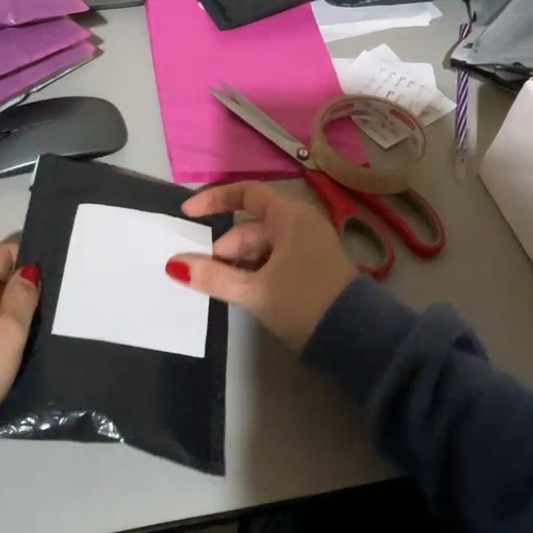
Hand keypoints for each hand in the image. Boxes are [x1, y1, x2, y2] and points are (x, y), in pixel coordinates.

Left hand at [0, 240, 40, 472]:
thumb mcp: (7, 334)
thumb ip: (23, 298)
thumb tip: (28, 273)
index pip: (4, 251)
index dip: (34, 258)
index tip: (63, 273)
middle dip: (22, 289)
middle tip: (60, 305)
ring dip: (8, 316)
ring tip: (42, 329)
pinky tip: (12, 352)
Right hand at [167, 181, 355, 349]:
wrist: (357, 338)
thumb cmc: (304, 302)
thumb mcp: (255, 291)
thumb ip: (214, 276)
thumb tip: (175, 264)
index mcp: (290, 217)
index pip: (246, 193)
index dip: (215, 199)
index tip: (188, 215)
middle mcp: (300, 224)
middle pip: (250, 226)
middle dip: (225, 248)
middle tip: (205, 275)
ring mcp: (308, 246)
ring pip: (262, 246)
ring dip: (239, 263)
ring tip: (222, 288)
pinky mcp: (311, 268)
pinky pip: (274, 260)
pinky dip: (255, 272)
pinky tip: (244, 293)